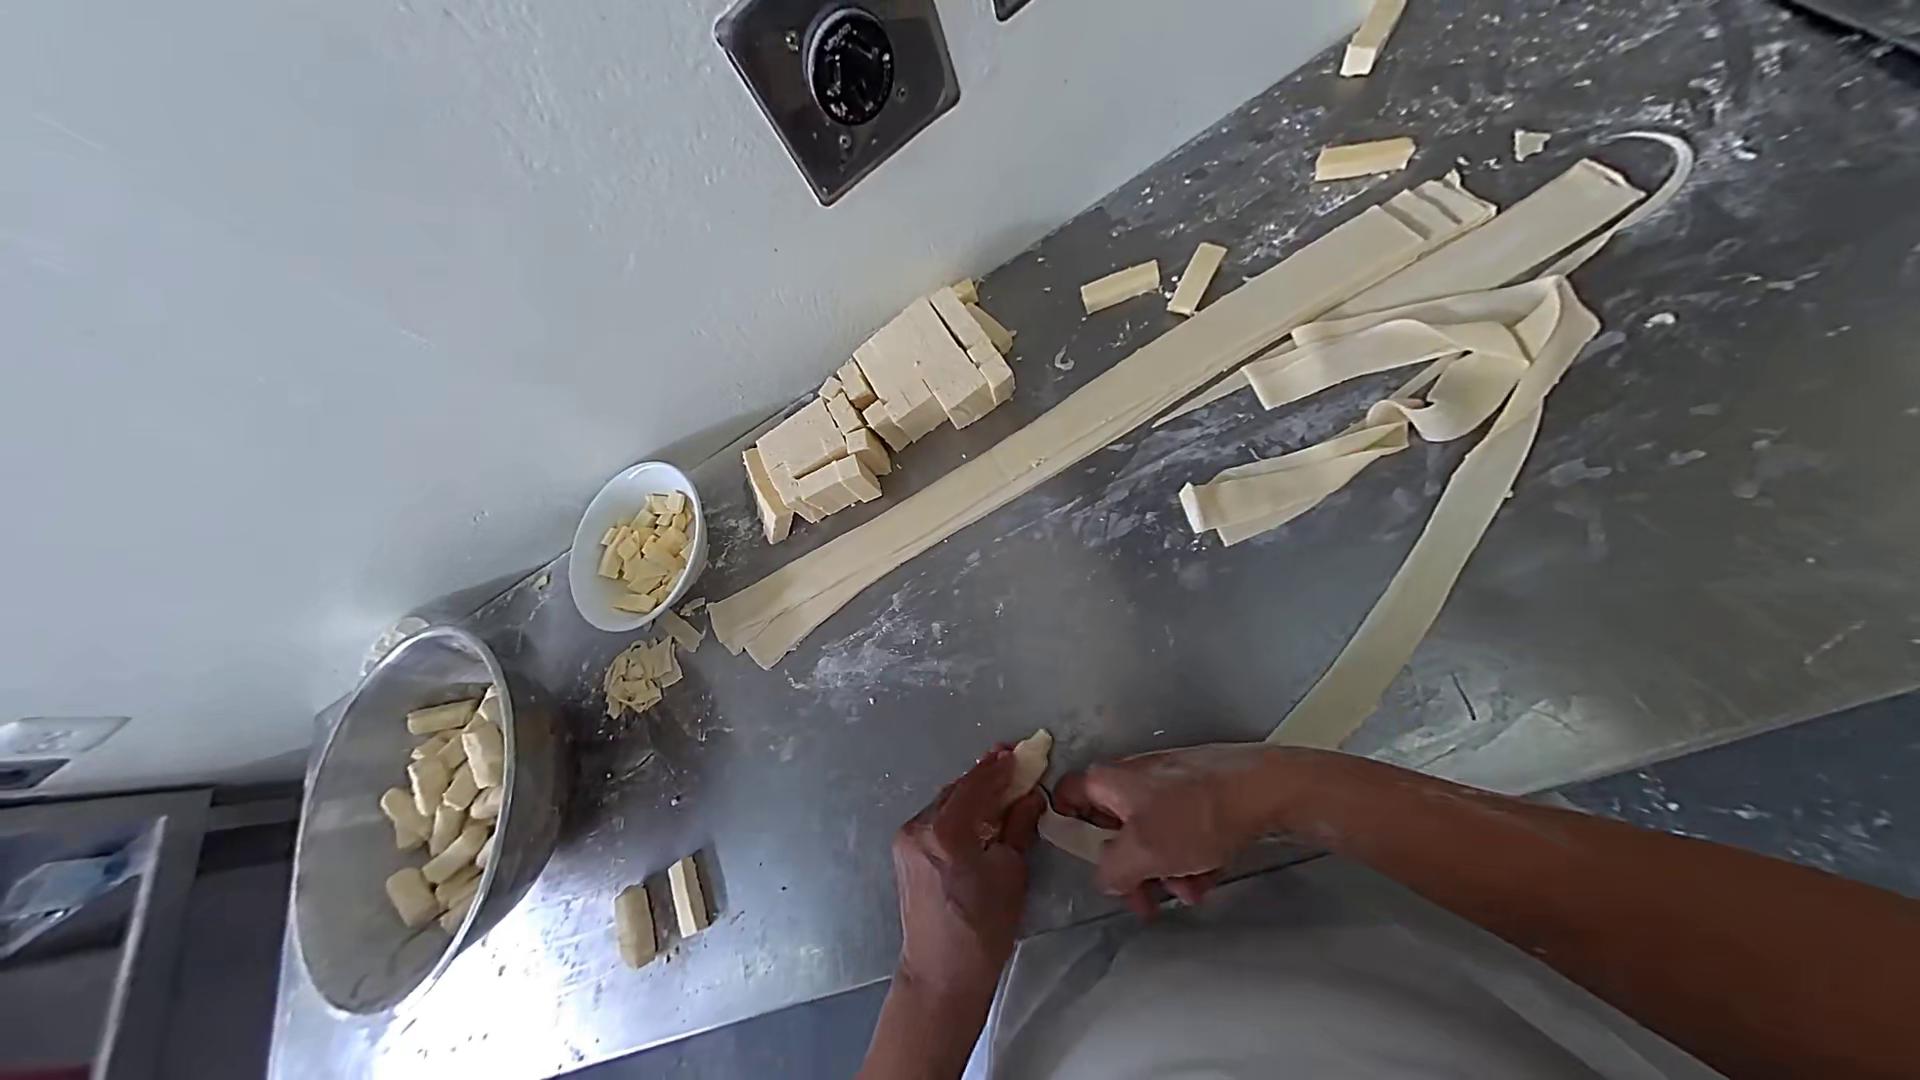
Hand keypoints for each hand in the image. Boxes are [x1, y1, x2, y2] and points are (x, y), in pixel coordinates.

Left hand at [891, 747, 1045, 1001]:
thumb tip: (1030, 796)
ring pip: (945, 802)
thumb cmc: (983, 929)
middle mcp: (919, 826)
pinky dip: (957, 810)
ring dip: (971, 792)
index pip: (976, 786)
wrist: (940, 975)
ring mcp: (906, 837)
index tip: (1017, 753)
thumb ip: (1018, 827)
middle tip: (1010, 761)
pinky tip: (976, 811)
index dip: (998, 768)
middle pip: (958, 790)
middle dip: (984, 777)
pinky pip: (935, 818)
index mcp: (946, 832)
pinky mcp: (904, 850)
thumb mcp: (1011, 873)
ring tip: (997, 783)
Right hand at [1053, 743, 1288, 915]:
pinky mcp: (1195, 797)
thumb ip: (1110, 871)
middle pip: (1111, 828)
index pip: (1066, 797)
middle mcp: (1131, 778)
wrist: (1262, 790)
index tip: (1086, 861)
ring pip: (1149, 837)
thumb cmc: (1193, 816)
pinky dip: (1188, 857)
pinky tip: (1208, 875)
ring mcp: (1165, 786)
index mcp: (1108, 781)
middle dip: (1129, 867)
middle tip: (1146, 898)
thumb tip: (1105, 879)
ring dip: (1164, 870)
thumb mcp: (1142, 852)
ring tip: (1190, 889)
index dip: (1067, 828)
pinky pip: (1179, 834)